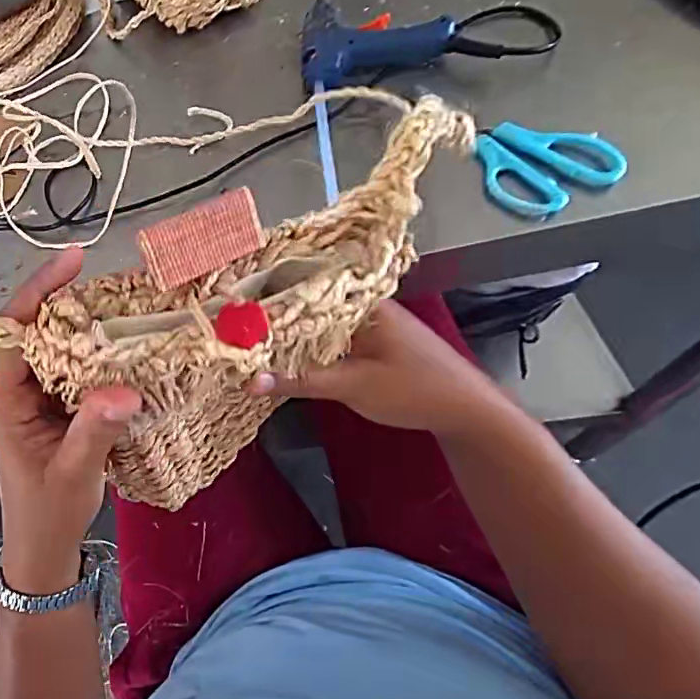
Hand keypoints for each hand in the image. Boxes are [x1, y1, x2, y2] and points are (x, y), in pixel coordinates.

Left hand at [0, 248, 138, 591]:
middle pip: (35, 329)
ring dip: (85, 324)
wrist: (45, 548)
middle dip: (67, 300)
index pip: (13, 332)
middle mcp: (19, 390)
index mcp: (7, 400)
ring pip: (57, 346)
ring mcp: (39, 398)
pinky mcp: (59, 407)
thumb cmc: (48, 514)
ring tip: (124, 304)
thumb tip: (124, 390)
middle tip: (111, 282)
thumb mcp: (73, 474)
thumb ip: (94, 432)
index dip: (37, 292)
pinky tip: (125, 345)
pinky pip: (75, 368)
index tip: (71, 262)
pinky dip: (98, 352)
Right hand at [247, 300, 511, 435]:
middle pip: (309, 304)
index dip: (269, 297)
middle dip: (274, 317)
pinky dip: (308, 346)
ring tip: (248, 340)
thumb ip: (300, 380)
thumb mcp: (352, 386)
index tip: (232, 307)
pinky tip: (285, 356)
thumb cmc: (416, 389)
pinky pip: (330, 337)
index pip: (306, 287)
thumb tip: (248, 380)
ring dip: (290, 334)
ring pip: (318, 323)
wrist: (468, 411)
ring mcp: (368, 324)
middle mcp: (362, 306)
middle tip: (231, 327)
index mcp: (361, 302)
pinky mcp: (371, 343)